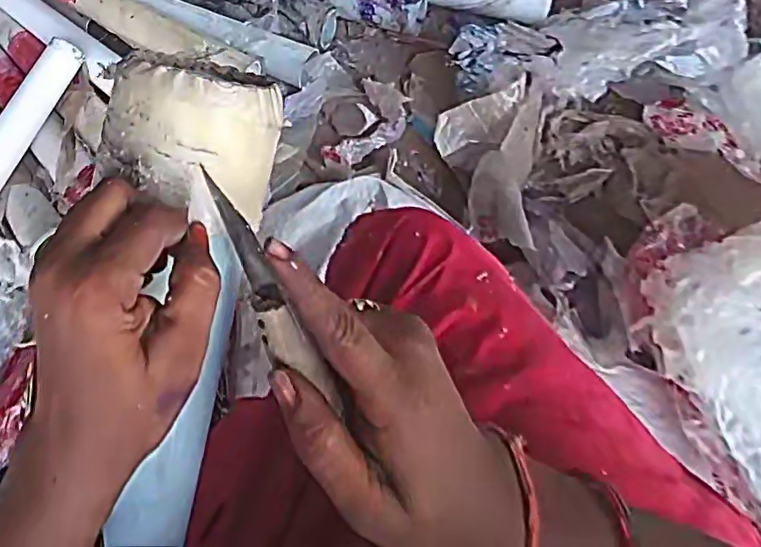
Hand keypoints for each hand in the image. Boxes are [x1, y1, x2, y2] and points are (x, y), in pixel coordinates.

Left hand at [0, 180, 220, 544]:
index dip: (181, 228)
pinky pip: (81, 223)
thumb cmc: (123, 413)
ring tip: (151, 264)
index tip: (194, 248)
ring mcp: (47, 264)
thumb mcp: (182, 359)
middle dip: (150, 212)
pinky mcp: (44, 269)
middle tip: (172, 250)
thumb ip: (200, 288)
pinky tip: (126, 270)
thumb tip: (196, 238)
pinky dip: (108, 232)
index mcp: (94, 287)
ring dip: (128, 220)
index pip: (149, 220)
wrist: (72, 442)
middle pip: (114, 193)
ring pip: (95, 202)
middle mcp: (62, 265)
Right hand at [263, 238, 526, 546]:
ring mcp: (410, 330)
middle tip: (301, 386)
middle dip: (296, 334)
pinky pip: (348, 319)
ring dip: (317, 344)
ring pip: (336, 317)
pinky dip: (334, 342)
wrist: (488, 500)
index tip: (271, 251)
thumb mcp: (366, 504)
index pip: (341, 329)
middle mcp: (407, 347)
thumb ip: (318, 443)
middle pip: (329, 318)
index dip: (302, 287)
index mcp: (398, 393)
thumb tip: (279, 377)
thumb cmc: (423, 509)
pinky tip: (349, 380)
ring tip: (335, 398)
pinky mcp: (406, 323)